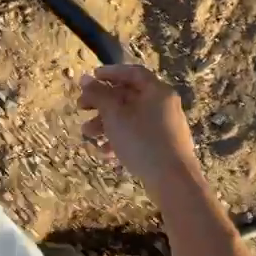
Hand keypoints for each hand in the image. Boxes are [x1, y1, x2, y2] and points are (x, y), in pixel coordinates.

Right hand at [77, 64, 199, 189]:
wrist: (173, 182)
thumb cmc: (141, 140)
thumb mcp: (114, 114)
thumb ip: (98, 94)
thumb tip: (84, 78)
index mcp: (157, 91)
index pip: (133, 72)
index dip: (110, 72)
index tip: (92, 77)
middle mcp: (163, 105)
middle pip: (128, 96)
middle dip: (101, 102)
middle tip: (81, 107)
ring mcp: (165, 127)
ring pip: (130, 117)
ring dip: (106, 123)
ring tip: (87, 134)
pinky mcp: (164, 147)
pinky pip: (138, 135)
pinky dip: (120, 138)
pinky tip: (104, 151)